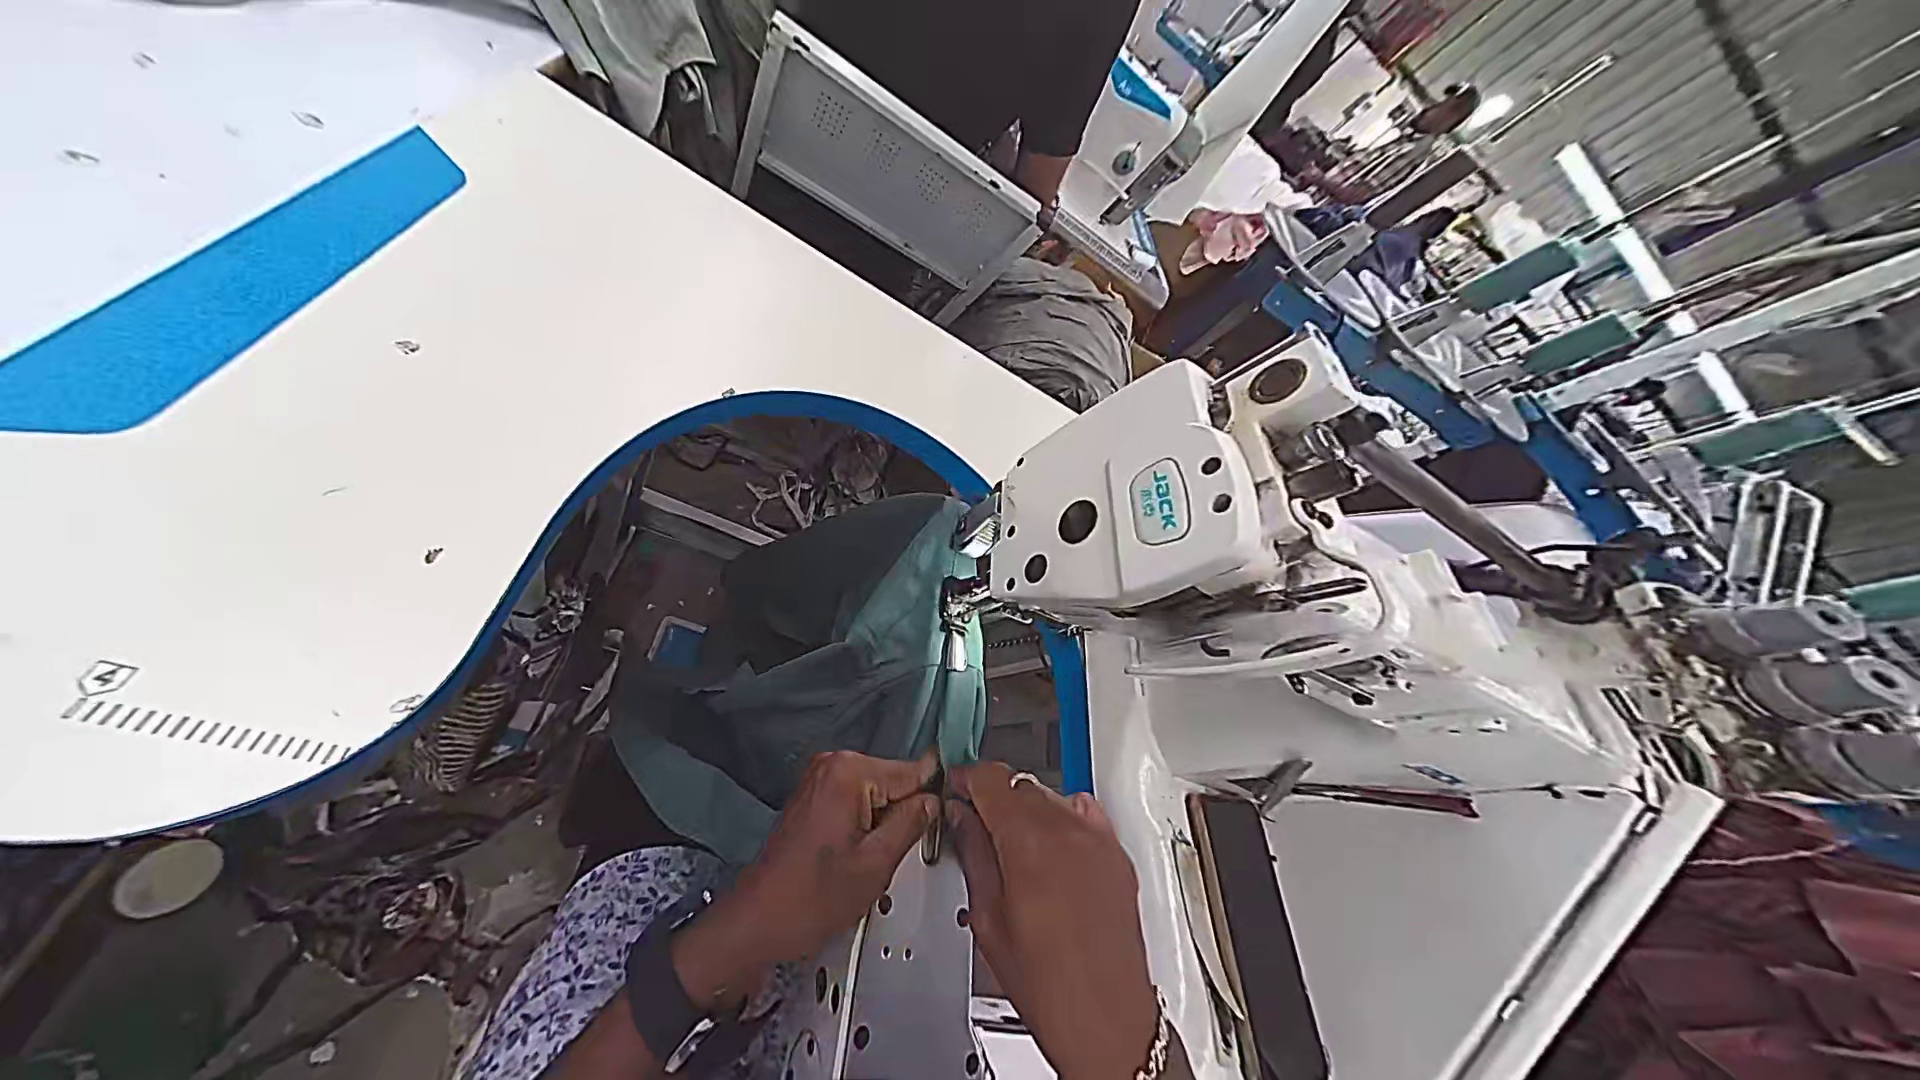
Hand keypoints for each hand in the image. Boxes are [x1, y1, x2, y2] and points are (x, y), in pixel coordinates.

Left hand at [672, 751, 938, 1009]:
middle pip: (896, 780)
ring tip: (872, 857)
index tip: (942, 820)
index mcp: (850, 772)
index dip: (932, 799)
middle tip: (896, 853)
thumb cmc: (808, 899)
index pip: (914, 771)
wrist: (756, 922)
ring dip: (886, 820)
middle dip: (905, 812)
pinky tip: (857, 853)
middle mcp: (833, 764)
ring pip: (879, 792)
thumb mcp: (876, 864)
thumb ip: (912, 823)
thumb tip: (933, 802)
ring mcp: (821, 777)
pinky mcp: (816, 793)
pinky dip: (866, 822)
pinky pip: (858, 798)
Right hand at [947, 763, 1162, 1079]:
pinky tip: (1052, 847)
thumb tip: (962, 820)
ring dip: (1027, 809)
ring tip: (1015, 846)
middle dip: (995, 798)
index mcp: (1028, 842)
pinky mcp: (1115, 853)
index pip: (991, 779)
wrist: (1106, 1017)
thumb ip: (973, 854)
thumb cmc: (1050, 984)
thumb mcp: (988, 917)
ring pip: (1050, 796)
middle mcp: (1066, 831)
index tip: (959, 785)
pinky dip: (1064, 818)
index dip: (968, 778)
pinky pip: (1084, 813)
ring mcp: (1095, 839)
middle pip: (1019, 785)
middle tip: (978, 822)